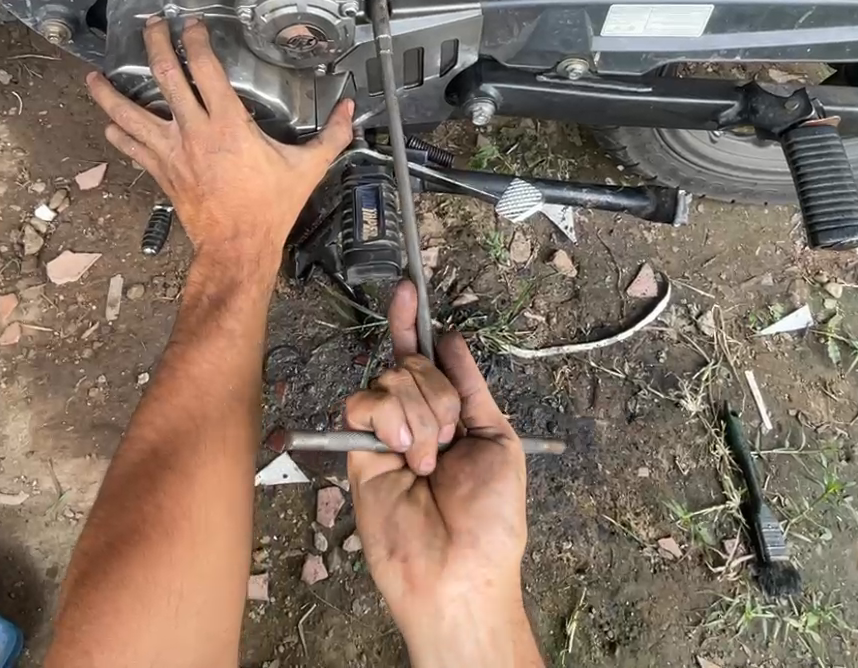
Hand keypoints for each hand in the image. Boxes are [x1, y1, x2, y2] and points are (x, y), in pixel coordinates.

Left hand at [85, 17, 353, 259]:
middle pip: (165, 78)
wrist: (238, 247)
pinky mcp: (162, 173)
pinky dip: (119, 135)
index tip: (191, 23)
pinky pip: (133, 149)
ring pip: (131, 115)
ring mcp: (172, 152)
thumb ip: (330, 136)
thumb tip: (349, 111)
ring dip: (111, 93)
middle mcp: (194, 132)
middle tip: (149, 24)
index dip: (196, 41)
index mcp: (228, 125)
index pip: (206, 69)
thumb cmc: (269, 207)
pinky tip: (109, 125)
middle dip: (155, 45)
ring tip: (93, 77)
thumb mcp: (306, 168)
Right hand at [346, 283, 537, 665]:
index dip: (412, 321)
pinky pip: (364, 404)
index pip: (422, 354)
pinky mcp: (358, 447)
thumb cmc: (490, 517)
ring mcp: (384, 429)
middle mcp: (412, 413)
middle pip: (412, 361)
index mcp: (446, 409)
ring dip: (421, 417)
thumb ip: (471, 386)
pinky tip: (404, 456)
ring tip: (427, 463)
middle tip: (448, 443)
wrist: (459, 570)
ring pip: (392, 379)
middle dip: (439, 396)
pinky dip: (388, 423)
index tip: (407, 286)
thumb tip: (450, 336)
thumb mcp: (498, 441)